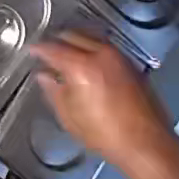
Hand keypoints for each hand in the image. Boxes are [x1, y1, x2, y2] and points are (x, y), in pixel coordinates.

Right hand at [30, 31, 176, 171]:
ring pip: (90, 36)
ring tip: (66, 52)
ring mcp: (118, 56)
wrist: (146, 143)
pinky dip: (92, 46)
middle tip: (47, 51)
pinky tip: (88, 60)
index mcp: (81, 66)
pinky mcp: (130, 62)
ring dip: (75, 40)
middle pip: (72, 35)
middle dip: (57, 40)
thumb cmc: (107, 135)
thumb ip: (54, 92)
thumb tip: (44, 77)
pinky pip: (105, 45)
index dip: (38, 49)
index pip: (53, 48)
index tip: (32, 50)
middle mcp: (101, 54)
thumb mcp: (70, 118)